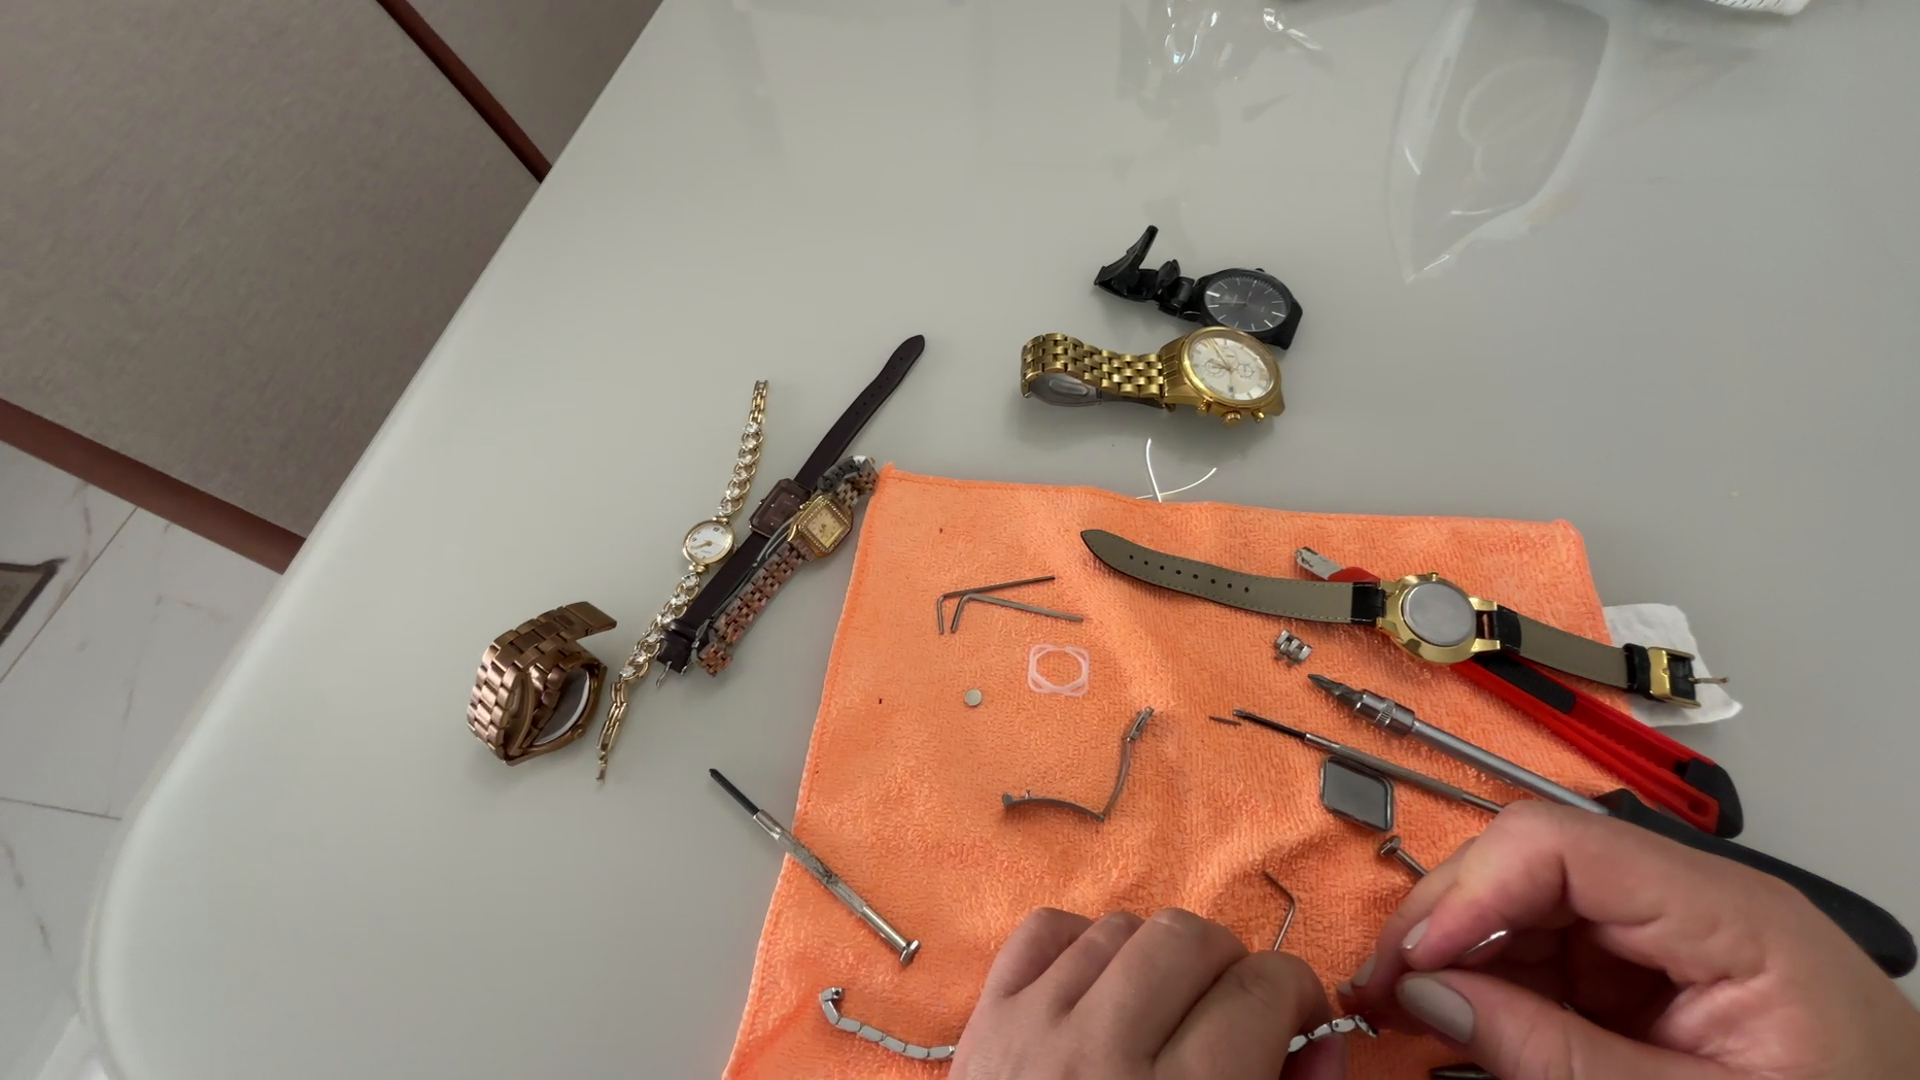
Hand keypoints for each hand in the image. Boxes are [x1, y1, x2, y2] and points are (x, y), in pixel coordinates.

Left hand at [952, 907, 1343, 1079]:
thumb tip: (1320, 1038)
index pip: (1257, 992)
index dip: (1297, 990)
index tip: (1299, 1015)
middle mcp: (1101, 1053)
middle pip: (1186, 937)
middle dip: (1227, 962)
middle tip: (1231, 1011)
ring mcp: (1034, 1025)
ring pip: (1119, 926)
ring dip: (1156, 958)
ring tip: (1161, 1010)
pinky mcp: (988, 1015)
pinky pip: (1045, 929)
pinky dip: (1080, 941)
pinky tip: (1096, 988)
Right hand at [1340, 801, 1919, 1078]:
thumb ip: (1555, 1057)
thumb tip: (1421, 994)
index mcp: (1731, 915)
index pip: (1560, 846)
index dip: (1471, 889)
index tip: (1416, 957)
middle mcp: (1681, 899)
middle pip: (1521, 867)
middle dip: (1444, 922)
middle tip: (1383, 984)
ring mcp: (1654, 930)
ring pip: (1513, 905)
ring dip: (1450, 952)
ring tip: (1400, 1002)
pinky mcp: (1633, 965)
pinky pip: (1533, 949)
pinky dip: (1482, 979)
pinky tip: (1450, 1010)